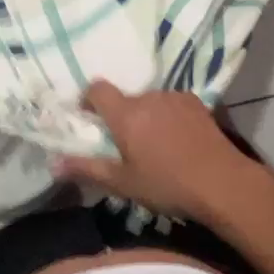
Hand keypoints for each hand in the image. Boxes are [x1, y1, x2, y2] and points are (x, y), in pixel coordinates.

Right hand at [53, 80, 266, 222]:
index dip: (89, 100)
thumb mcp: (123, 183)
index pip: (98, 89)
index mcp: (126, 113)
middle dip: (121, 117)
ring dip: (147, 117)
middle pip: (125, 99)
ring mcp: (174, 96)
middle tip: (127, 147)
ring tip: (156, 147)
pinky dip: (168, 116)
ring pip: (150, 101)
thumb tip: (53, 163)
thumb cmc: (166, 184)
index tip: (90, 120)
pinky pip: (171, 103)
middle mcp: (148, 96)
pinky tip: (178, 141)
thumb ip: (87, 169)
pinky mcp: (195, 101)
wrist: (220, 180)